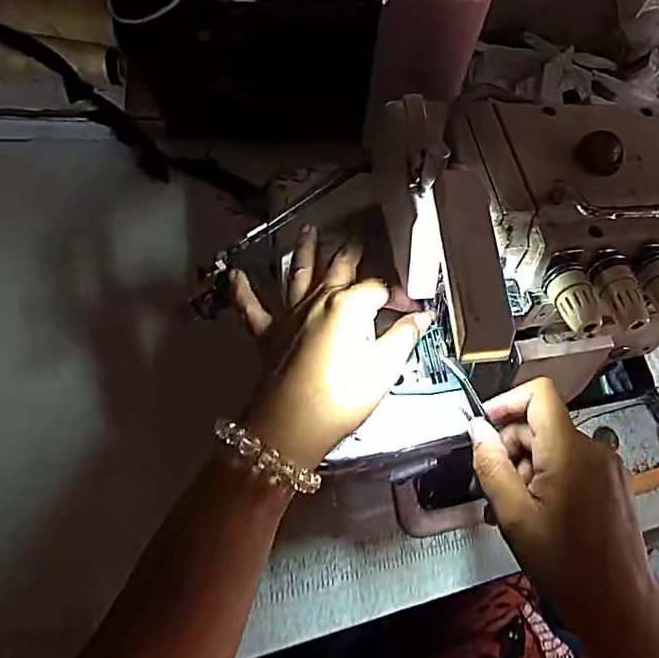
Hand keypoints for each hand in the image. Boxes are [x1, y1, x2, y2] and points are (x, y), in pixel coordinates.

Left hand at [229, 227, 430, 468]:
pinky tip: (236, 275)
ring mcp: (291, 315)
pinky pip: (252, 307)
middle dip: (351, 252)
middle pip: (339, 268)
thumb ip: (404, 336)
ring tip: (308, 231)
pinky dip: (243, 290)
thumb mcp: (384, 368)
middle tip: (358, 237)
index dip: (397, 296)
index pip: (379, 289)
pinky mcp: (268, 334)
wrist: (291, 426)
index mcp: (350, 305)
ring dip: (304, 251)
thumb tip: (422, 317)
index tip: (409, 309)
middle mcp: (319, 300)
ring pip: (298, 273)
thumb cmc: (342, 397)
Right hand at [469, 378, 658, 642]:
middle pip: (542, 424)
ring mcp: (606, 464)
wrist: (618, 601)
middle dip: (512, 448)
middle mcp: (593, 447)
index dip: (507, 403)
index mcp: (568, 448)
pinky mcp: (612, 480)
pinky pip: (573, 464)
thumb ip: (491, 465)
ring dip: (528, 468)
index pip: (539, 393)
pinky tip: (538, 512)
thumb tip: (478, 430)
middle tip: (495, 487)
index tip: (486, 428)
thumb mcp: (514, 515)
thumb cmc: (567, 564)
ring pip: (555, 446)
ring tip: (515, 509)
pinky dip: (550, 478)